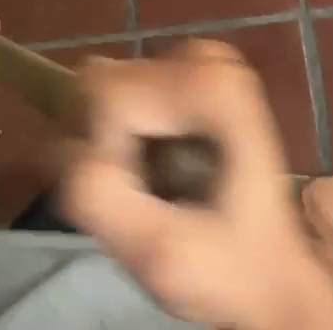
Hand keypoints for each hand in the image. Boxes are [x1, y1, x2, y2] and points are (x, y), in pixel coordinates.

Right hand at [59, 41, 332, 329]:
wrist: (270, 275)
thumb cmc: (225, 270)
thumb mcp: (158, 255)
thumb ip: (101, 199)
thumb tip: (62, 148)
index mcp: (214, 88)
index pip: (107, 98)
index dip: (106, 156)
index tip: (144, 198)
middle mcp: (205, 57)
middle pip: (100, 83)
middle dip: (103, 144)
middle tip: (142, 192)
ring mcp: (195, 58)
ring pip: (99, 86)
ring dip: (107, 142)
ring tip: (151, 183)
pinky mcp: (183, 69)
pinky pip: (112, 90)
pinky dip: (117, 133)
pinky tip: (153, 166)